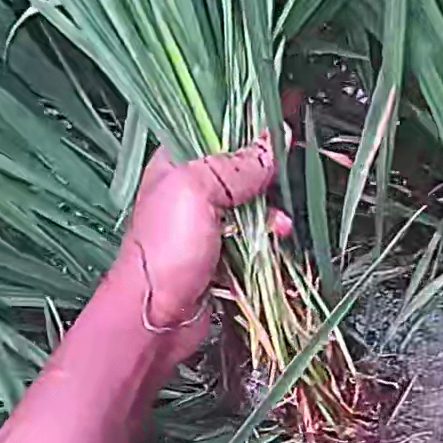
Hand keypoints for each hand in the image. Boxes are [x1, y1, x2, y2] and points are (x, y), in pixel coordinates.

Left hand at [125, 133, 283, 337]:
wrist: (158, 317)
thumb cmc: (166, 250)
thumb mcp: (197, 191)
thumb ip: (235, 165)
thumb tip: (272, 144)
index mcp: (176, 162)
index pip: (217, 128)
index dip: (249, 126)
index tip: (281, 127)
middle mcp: (192, 189)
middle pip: (241, 168)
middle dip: (268, 175)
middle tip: (284, 181)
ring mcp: (208, 224)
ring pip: (252, 204)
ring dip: (272, 212)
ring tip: (281, 224)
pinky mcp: (224, 253)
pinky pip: (255, 236)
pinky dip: (269, 237)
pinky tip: (278, 239)